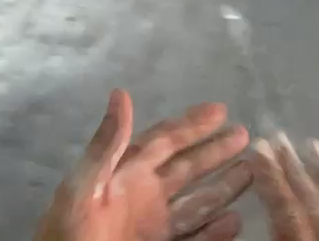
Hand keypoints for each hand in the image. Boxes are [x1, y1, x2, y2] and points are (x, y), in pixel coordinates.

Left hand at [36, 89, 254, 240]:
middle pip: (187, 168)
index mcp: (125, 174)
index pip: (164, 140)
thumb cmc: (68, 238)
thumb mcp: (82, 189)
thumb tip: (122, 93)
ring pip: (197, 203)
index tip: (221, 109)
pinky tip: (236, 222)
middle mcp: (144, 197)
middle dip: (215, 151)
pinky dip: (215, 233)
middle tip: (246, 134)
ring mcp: (153, 230)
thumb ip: (106, 146)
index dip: (191, 124)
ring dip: (222, 188)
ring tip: (250, 173)